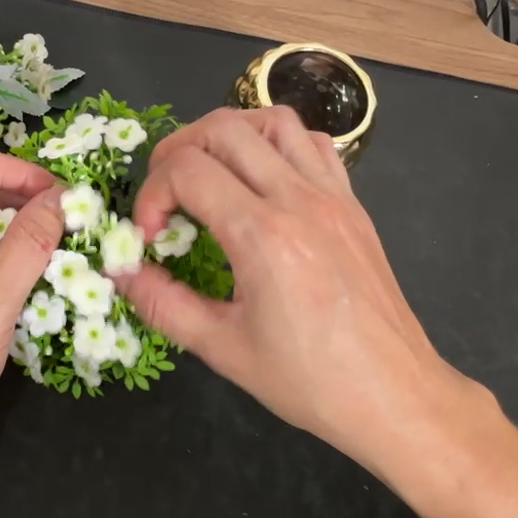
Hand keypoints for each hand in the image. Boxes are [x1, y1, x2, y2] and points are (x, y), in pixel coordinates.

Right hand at [120, 107, 499, 502]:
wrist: (397, 396)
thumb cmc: (309, 381)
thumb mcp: (223, 349)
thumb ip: (162, 304)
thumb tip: (121, 272)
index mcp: (263, 235)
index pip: (187, 171)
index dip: (151, 195)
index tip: (149, 237)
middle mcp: (299, 200)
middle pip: (223, 128)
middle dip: (177, 151)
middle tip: (164, 195)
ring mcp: (332, 196)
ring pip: (272, 121)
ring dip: (227, 135)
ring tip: (208, 173)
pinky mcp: (353, 204)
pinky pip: (313, 144)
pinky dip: (277, 144)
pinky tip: (262, 180)